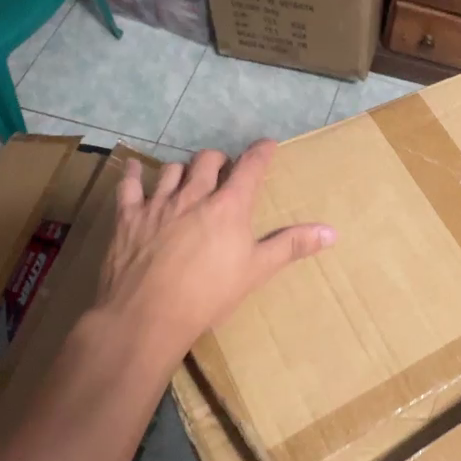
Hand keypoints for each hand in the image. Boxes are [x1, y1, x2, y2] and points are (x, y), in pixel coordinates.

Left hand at [96, 140, 334, 359]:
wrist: (147, 315)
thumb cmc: (208, 295)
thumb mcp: (256, 271)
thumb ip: (292, 246)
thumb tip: (332, 232)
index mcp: (229, 206)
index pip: (250, 167)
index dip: (261, 152)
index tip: (267, 144)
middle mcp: (194, 195)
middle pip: (208, 160)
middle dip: (219, 160)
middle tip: (223, 170)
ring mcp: (158, 204)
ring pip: (173, 169)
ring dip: (184, 169)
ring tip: (188, 177)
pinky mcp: (128, 217)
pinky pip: (129, 184)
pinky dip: (134, 173)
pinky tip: (135, 168)